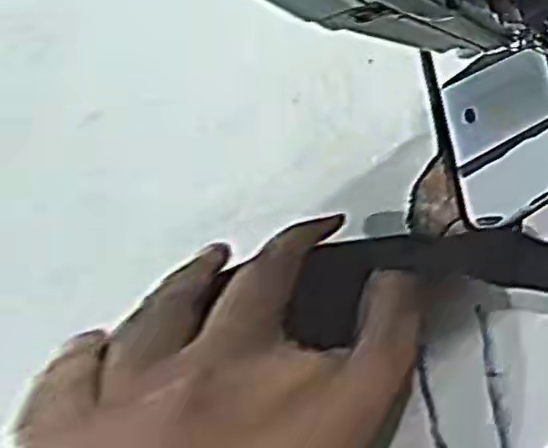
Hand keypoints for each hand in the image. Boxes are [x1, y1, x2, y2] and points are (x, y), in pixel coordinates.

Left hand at [16, 217, 420, 447]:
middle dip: (213, 269)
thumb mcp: (364, 388)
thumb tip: (397, 274)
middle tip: (230, 253)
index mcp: (235, 349)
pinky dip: (68, 368)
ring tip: (155, 300)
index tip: (320, 230)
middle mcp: (157, 374)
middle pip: (182, 300)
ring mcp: (95, 421)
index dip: (301, 239)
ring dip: (141, 311)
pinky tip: (80, 358)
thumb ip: (390, 320)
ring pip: (108, 345)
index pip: (272, 269)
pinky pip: (46, 401)